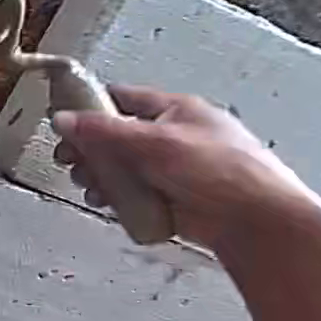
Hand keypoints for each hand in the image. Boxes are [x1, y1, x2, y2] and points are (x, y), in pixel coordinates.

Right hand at [52, 86, 320, 254]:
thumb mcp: (157, 142)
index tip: (63, 121)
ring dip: (98, 174)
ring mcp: (167, 168)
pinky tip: (103, 201)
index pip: (120, 98)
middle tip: (68, 160)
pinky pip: (130, 191)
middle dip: (88, 148)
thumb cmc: (220, 170)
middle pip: (114, 135)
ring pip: (119, 166)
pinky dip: (113, 195)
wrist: (257, 222)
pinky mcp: (166, 196)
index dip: (89, 106)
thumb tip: (62, 119)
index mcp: (172, 109)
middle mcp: (168, 135)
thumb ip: (106, 131)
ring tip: (86, 183)